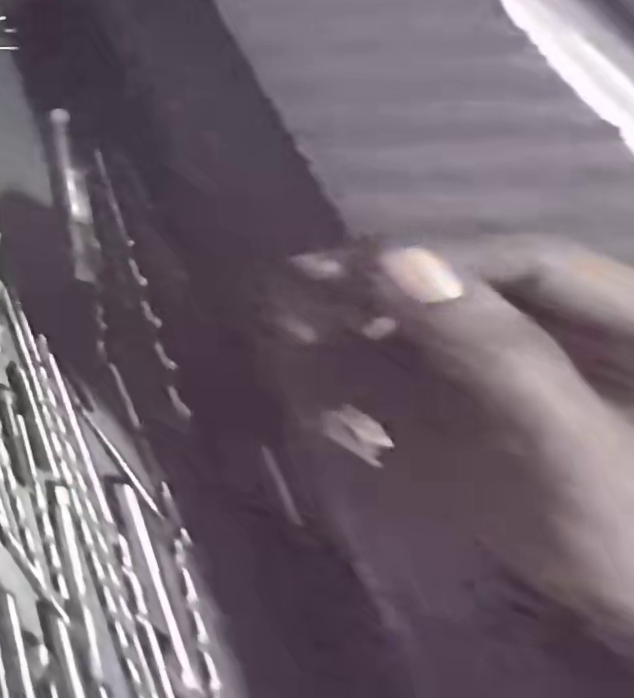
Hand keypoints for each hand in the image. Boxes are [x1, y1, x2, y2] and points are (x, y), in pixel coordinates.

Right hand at [283, 237, 633, 652]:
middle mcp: (596, 344)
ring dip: (357, 325)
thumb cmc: (630, 539)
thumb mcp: (567, 447)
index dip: (434, 257)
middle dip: (380, 290)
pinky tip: (321, 381)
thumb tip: (395, 258)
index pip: (529, 261)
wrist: (633, 634)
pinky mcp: (492, 414)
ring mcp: (542, 382)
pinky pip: (420, 371)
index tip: (336, 268)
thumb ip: (492, 350)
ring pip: (436, 326)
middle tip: (296, 292)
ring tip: (291, 333)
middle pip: (475, 289)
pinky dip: (364, 370)